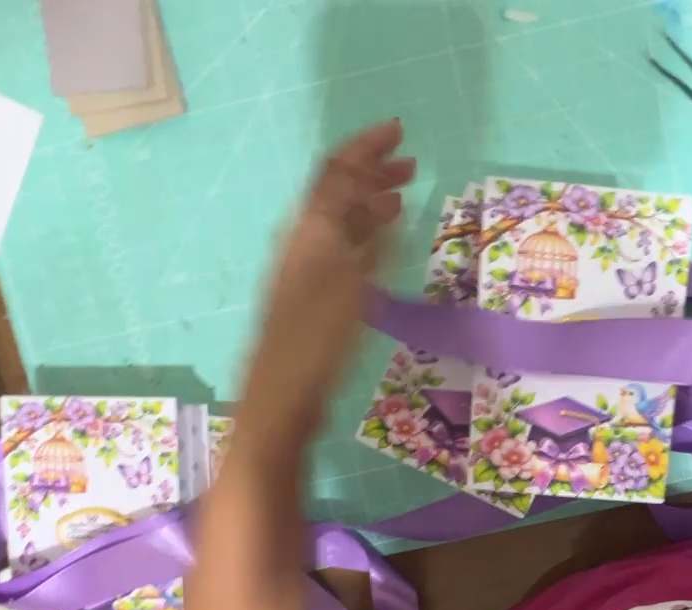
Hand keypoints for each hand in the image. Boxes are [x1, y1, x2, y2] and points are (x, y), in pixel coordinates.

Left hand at [242, 119, 415, 437]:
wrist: (280, 395)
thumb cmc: (315, 344)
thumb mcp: (347, 286)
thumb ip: (364, 240)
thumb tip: (384, 202)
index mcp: (311, 231)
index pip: (338, 172)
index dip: (367, 148)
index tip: (398, 131)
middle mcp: (305, 241)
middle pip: (339, 193)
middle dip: (373, 172)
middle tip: (410, 164)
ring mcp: (308, 269)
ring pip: (342, 221)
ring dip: (371, 204)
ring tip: (402, 197)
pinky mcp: (314, 295)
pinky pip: (344, 249)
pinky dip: (366, 237)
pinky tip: (380, 246)